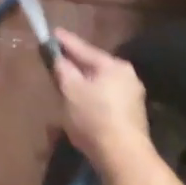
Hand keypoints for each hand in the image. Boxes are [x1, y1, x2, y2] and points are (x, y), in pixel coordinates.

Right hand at [51, 28, 150, 165]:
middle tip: (58, 56)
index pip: (84, 49)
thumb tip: (58, 57)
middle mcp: (127, 75)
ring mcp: (132, 94)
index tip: (53, 32)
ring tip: (67, 78)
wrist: (121, 152)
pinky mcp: (131, 111)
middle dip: (76, 62)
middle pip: (95, 64)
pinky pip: (106, 93)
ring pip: (101, 80)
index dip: (66, 42)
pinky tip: (82, 99)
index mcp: (113, 66)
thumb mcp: (70, 90)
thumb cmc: (93, 116)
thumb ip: (63, 70)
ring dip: (84, 79)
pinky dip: (92, 92)